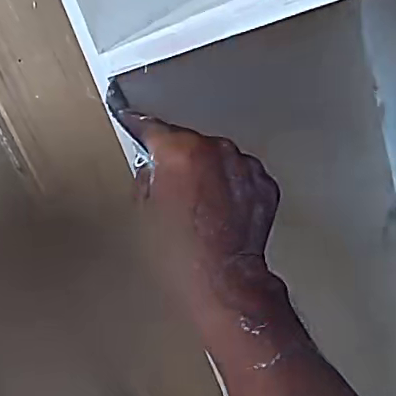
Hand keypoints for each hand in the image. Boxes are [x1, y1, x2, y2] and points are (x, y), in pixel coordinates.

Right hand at [118, 108, 282, 319]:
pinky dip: (227, 186)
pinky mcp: (263, 185)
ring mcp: (244, 166)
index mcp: (179, 152)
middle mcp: (215, 151)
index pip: (152, 126)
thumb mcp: (142, 210)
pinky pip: (238, 175)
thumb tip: (153, 172)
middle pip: (188, 142)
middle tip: (166, 186)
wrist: (220, 276)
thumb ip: (146, 178)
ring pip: (216, 157)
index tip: (131, 120)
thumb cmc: (180, 250)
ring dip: (205, 172)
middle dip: (177, 158)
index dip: (137, 124)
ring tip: (193, 204)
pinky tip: (214, 210)